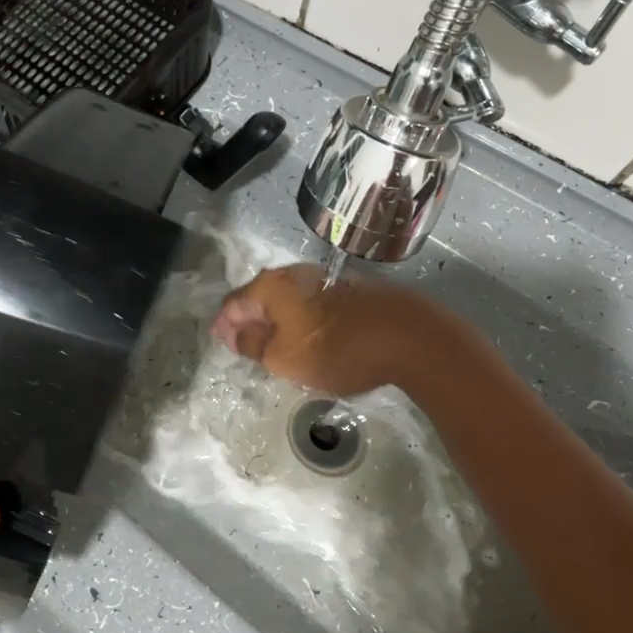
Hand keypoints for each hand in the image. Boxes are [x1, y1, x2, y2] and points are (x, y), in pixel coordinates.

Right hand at [210, 264, 447, 395]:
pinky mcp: (348, 287)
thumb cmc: (336, 349)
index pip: (232, 303)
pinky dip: (303, 320)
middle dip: (250, 322)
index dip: (224, 326)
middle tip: (250, 352)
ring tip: (280, 350)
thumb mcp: (284, 358)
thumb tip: (233, 333)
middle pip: (259, 297)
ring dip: (278, 322)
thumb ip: (252, 345)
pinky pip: (311, 303)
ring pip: (287, 299)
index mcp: (270, 286)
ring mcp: (322, 277)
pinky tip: (312, 340)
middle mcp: (293, 273)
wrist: (407, 336)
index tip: (224, 348)